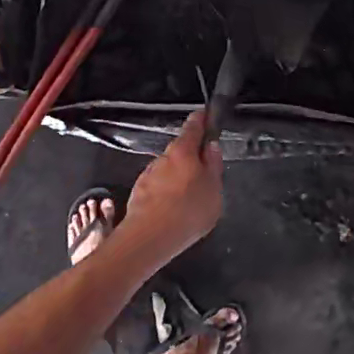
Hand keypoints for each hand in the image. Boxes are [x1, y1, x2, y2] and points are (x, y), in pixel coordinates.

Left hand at [120, 109, 223, 268]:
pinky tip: (174, 210)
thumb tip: (211, 146)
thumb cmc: (188, 210)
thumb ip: (213, 165)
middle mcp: (163, 157)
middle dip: (192, 157)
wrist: (149, 238)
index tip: (207, 116)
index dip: (202, 119)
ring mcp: (148, 174)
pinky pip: (158, 187)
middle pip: (181, 150)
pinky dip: (167, 193)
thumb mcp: (213, 188)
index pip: (194, 125)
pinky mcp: (139, 192)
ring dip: (178, 177)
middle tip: (205, 174)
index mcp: (183, 150)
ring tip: (190, 199)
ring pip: (168, 170)